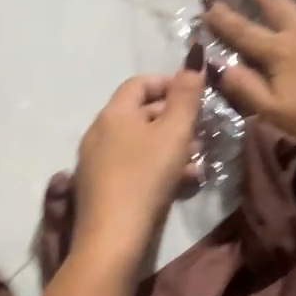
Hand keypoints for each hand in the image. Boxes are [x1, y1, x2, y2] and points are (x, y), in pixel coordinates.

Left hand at [73, 72, 204, 257]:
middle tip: (200, 133)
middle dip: (174, 119)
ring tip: (195, 161)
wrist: (112, 241)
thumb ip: (187, 93)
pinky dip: (155, 165)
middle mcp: (99, 132)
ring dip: (169, 145)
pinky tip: (180, 183)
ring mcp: (95, 162)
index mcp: (113, 113)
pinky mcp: (99, 188)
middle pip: (141, 112)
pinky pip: (132, 164)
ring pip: (139, 142)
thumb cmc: (146, 177)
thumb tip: (193, 53)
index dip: (169, 83)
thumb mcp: (175, 131)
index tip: (195, 98)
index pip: (141, 83)